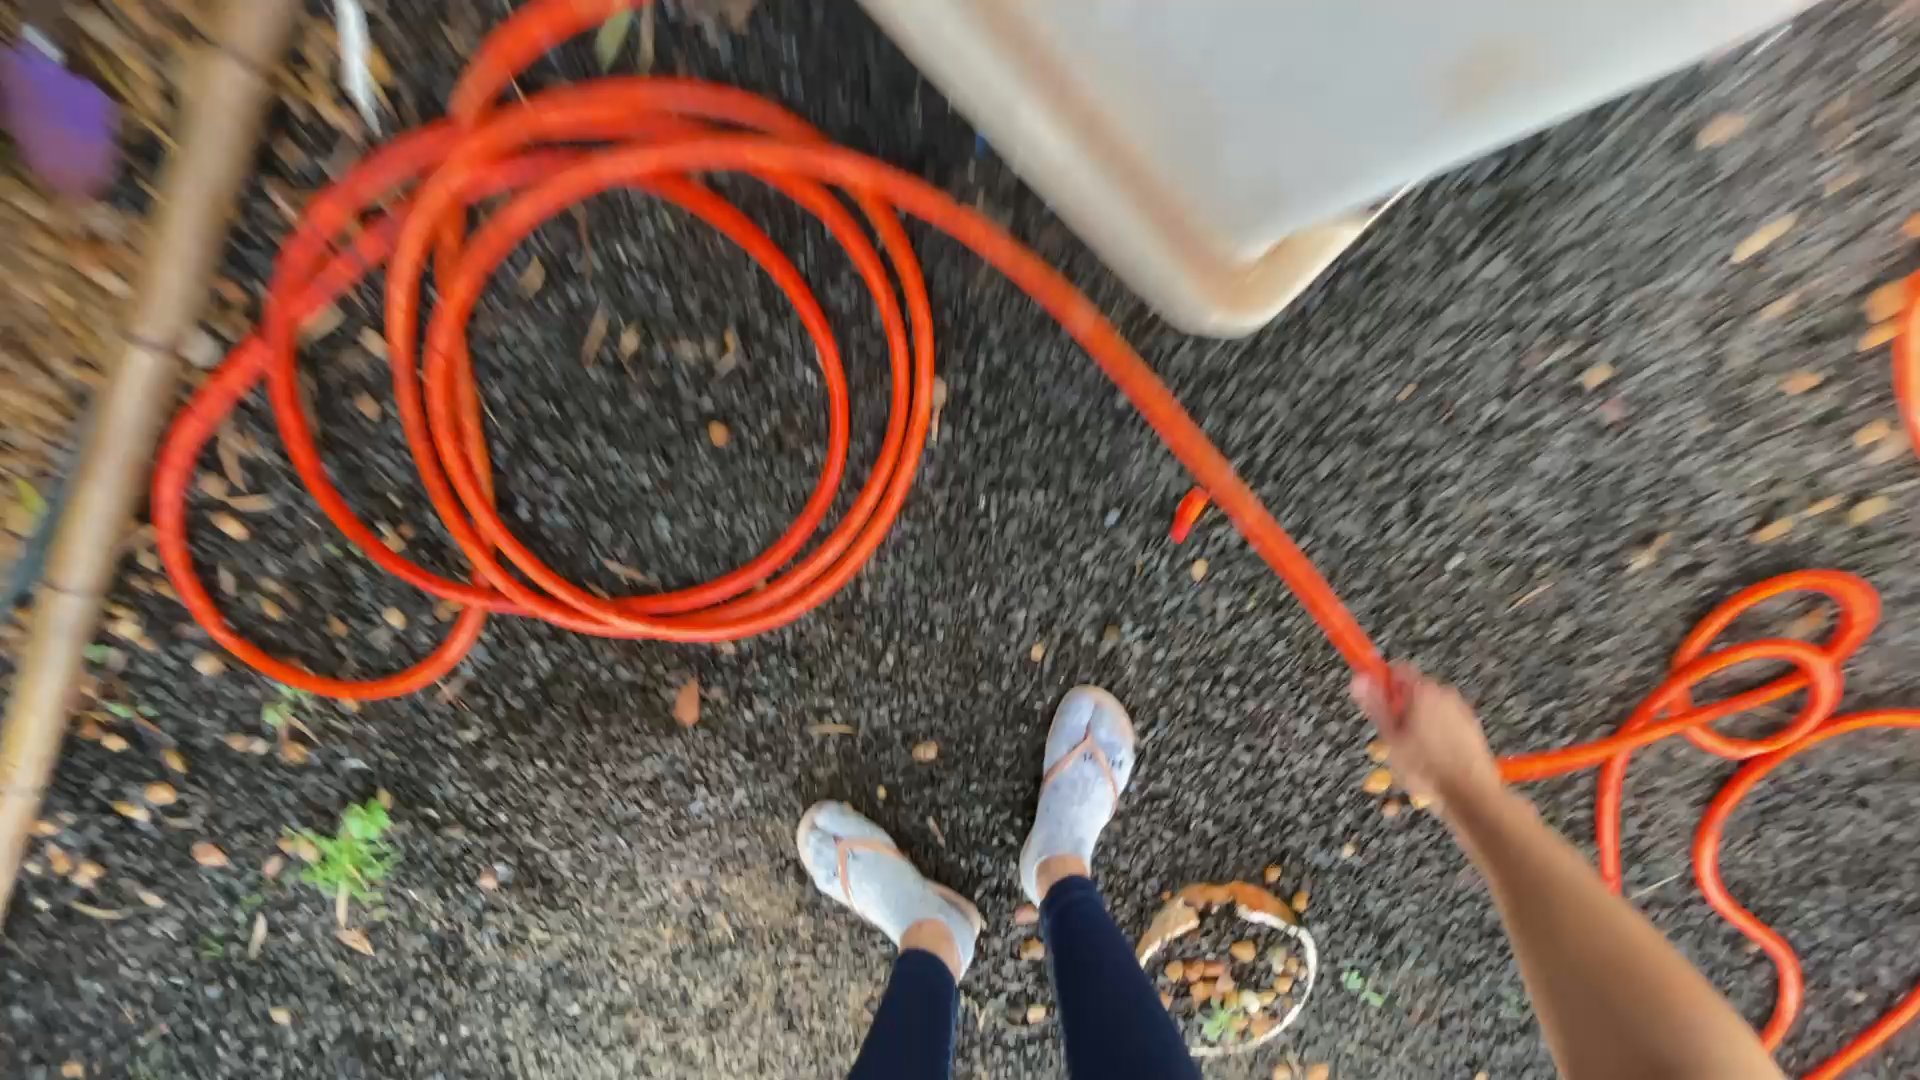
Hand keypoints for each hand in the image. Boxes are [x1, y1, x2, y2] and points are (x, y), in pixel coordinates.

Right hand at [1350, 662, 1502, 809]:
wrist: (1471, 794)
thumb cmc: (1429, 768)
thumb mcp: (1389, 736)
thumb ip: (1374, 704)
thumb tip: (1359, 681)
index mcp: (1422, 691)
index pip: (1396, 669)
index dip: (1382, 683)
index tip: (1375, 699)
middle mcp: (1445, 695)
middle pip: (1413, 688)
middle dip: (1400, 705)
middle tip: (1393, 732)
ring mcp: (1461, 711)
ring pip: (1430, 706)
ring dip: (1418, 719)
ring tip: (1412, 748)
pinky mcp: (1471, 727)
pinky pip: (1446, 720)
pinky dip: (1437, 730)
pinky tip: (1431, 754)